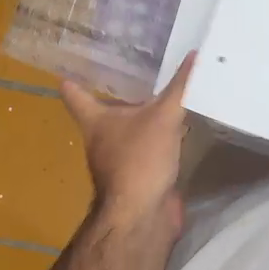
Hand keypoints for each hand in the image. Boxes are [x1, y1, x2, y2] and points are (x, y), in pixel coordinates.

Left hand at [61, 53, 196, 233]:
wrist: (143, 216)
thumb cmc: (139, 160)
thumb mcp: (164, 117)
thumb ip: (180, 86)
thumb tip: (195, 53)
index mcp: (95, 121)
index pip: (75, 94)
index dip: (73, 78)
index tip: (73, 63)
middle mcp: (101, 138)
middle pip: (103, 110)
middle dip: (117, 91)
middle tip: (135, 65)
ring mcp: (120, 157)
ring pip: (129, 127)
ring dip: (141, 112)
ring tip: (162, 88)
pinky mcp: (140, 172)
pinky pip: (149, 145)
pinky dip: (160, 133)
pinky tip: (179, 122)